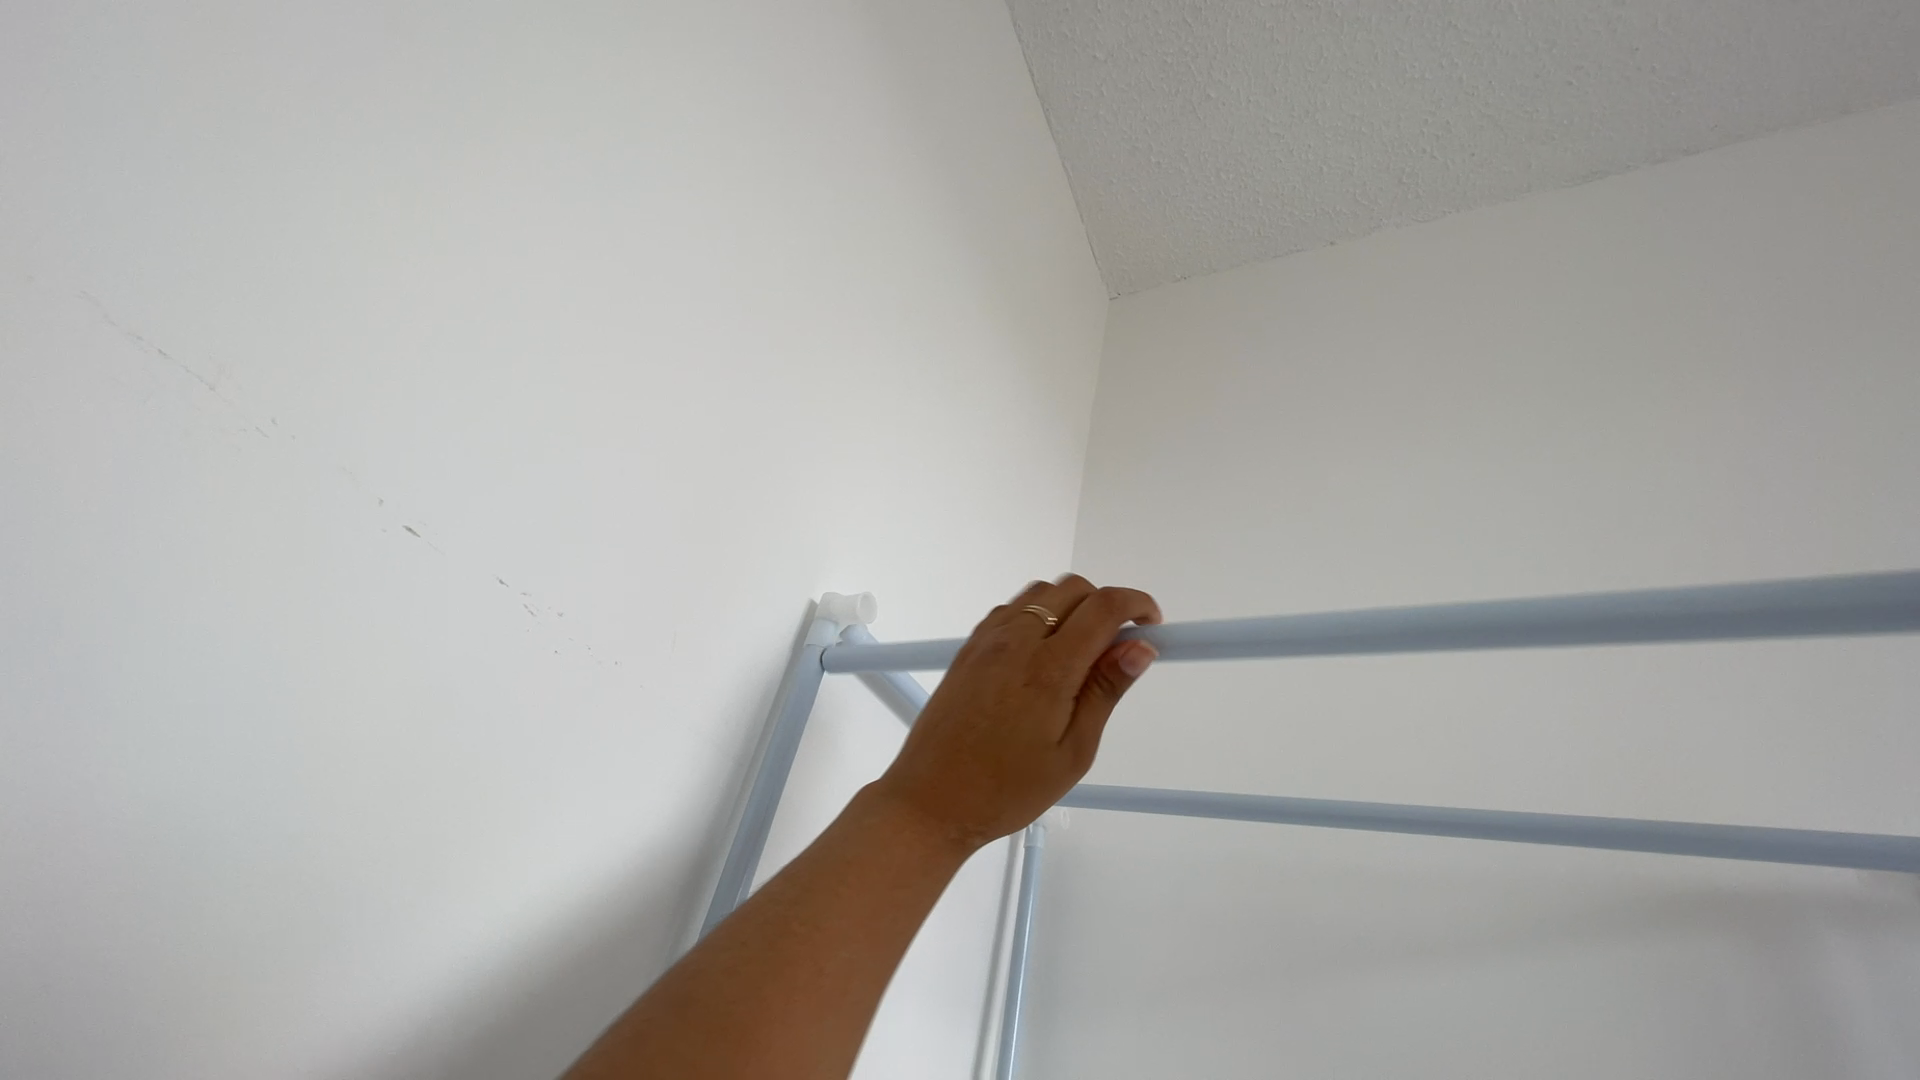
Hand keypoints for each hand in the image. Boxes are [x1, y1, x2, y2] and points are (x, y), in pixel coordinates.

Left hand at [866, 575, 1160, 851]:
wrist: (930, 800)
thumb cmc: (1007, 789)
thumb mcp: (1072, 752)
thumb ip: (1105, 691)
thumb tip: (1139, 648)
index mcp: (1048, 668)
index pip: (1103, 606)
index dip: (1136, 604)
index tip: (1151, 625)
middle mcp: (1015, 641)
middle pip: (1072, 588)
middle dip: (1104, 604)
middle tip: (1115, 648)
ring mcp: (986, 641)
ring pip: (1039, 593)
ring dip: (1069, 607)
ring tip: (1079, 654)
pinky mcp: (968, 649)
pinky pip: (1010, 610)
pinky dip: (1036, 616)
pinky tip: (1040, 657)